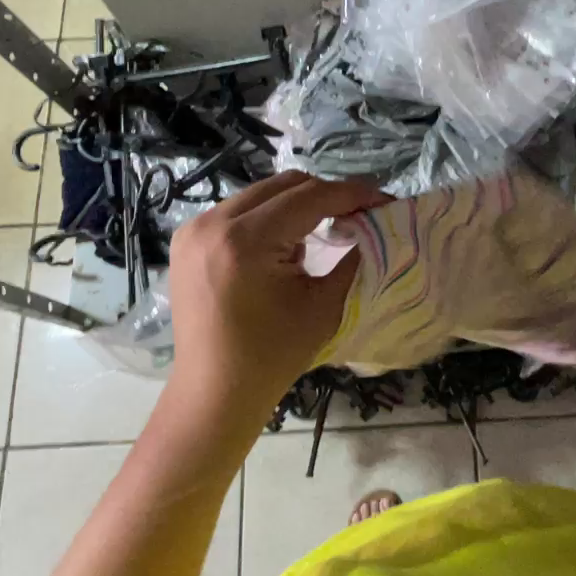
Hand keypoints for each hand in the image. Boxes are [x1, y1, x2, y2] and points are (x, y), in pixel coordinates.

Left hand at [166, 171, 387, 416]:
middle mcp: (213, 222)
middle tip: (361, 213)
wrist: (215, 391)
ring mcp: (194, 229)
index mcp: (246, 240)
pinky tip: (289, 244)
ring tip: (328, 228)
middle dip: (328, 195)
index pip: (310, 196)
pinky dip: (271, 216)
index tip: (386, 201)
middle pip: (285, 185)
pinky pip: (240, 210)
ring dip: (299, 204)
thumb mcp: (326, 306)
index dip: (353, 194)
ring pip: (262, 194)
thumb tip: (377, 226)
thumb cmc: (273, 355)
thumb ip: (355, 259)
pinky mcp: (188, 240)